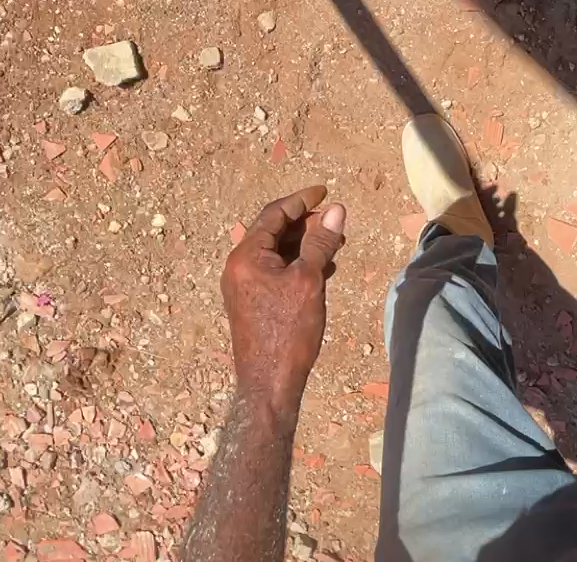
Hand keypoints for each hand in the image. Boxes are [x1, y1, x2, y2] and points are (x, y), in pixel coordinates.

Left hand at [221, 186, 347, 418]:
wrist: (268, 385)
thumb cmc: (288, 331)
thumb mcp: (309, 280)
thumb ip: (320, 242)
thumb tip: (336, 209)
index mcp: (246, 256)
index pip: (274, 214)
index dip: (301, 199)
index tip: (325, 191)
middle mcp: (240, 266)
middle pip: (275, 230)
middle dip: (307, 223)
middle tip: (335, 221)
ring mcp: (245, 285)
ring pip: (279, 251)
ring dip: (307, 243)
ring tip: (336, 244)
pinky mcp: (255, 301)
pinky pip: (278, 269)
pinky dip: (300, 262)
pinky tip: (325, 268)